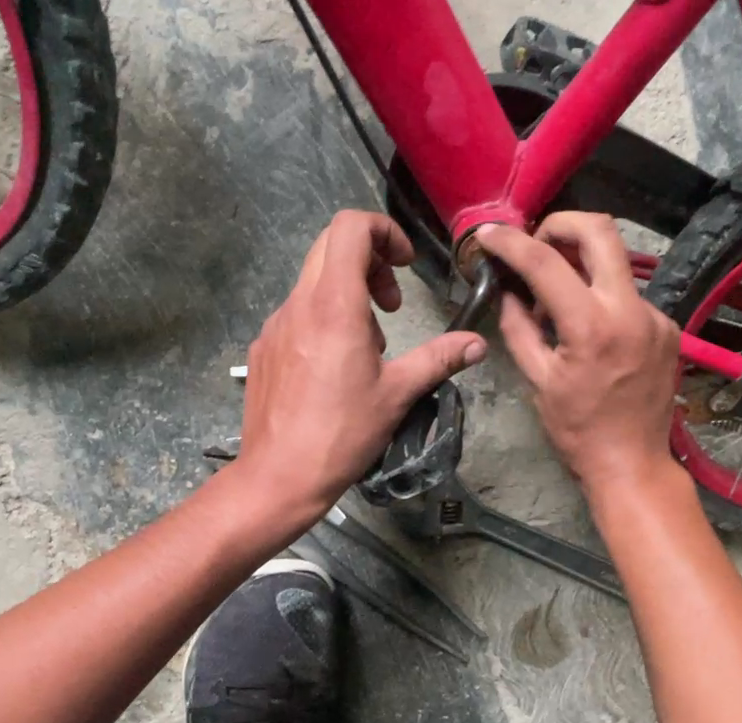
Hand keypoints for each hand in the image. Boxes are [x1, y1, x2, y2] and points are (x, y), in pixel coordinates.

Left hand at [235, 210, 487, 518]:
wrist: (279, 476)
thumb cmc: (342, 434)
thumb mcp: (398, 394)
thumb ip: (439, 359)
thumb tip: (478, 343)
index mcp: (334, 306)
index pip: (350, 228)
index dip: (384, 232)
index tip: (404, 266)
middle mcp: (298, 304)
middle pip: (330, 247)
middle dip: (370, 262)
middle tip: (391, 305)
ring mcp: (275, 325)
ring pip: (313, 284)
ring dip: (349, 296)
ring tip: (369, 348)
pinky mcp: (263, 349)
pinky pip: (297, 315)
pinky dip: (324, 321)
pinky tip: (335, 369)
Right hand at [475, 213, 682, 490]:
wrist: (632, 464)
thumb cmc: (578, 432)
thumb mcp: (538, 381)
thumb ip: (519, 329)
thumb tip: (507, 292)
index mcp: (593, 327)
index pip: (546, 263)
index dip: (512, 242)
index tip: (490, 234)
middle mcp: (631, 311)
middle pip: (601, 230)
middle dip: (562, 225)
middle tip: (536, 244)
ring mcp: (656, 317)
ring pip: (616, 265)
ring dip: (581, 268)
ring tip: (555, 304)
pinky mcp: (667, 328)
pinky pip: (629, 297)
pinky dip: (602, 301)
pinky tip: (589, 331)